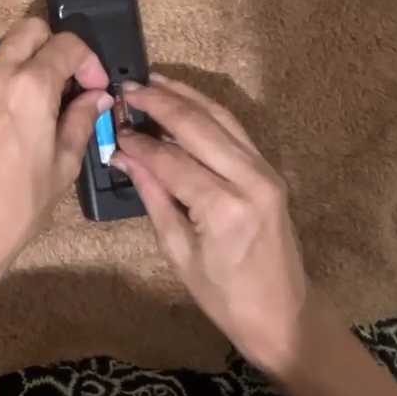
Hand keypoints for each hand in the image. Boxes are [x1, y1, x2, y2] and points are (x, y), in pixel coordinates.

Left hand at [0, 17, 111, 305]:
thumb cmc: (17, 206)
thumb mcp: (63, 165)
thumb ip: (81, 120)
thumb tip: (96, 97)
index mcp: (28, 88)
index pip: (66, 45)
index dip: (89, 61)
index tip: (96, 88)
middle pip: (31, 30)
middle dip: (58, 47)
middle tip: (73, 82)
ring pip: (9, 47)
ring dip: (34, 59)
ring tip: (52, 99)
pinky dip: (13, 75)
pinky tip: (26, 111)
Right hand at [109, 74, 311, 374]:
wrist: (282, 313)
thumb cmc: (224, 296)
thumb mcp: (178, 251)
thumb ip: (154, 196)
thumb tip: (124, 156)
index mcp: (223, 208)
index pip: (171, 159)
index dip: (138, 142)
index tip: (114, 129)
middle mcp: (249, 180)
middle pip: (198, 126)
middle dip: (160, 102)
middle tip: (128, 88)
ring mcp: (265, 171)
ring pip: (220, 118)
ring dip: (185, 96)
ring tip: (152, 81)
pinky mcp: (269, 170)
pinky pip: (235, 130)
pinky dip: (207, 111)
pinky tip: (184, 101)